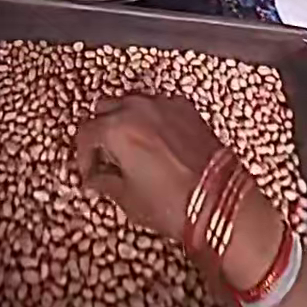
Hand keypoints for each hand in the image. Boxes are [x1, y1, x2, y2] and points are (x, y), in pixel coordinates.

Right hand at [71, 95, 222, 239]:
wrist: (222, 203)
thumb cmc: (173, 204)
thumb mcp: (128, 199)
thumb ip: (105, 182)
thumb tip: (96, 178)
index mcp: (115, 129)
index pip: (85, 132)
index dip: (83, 156)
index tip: (90, 173)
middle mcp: (135, 107)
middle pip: (104, 109)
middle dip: (102, 132)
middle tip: (108, 159)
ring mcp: (162, 103)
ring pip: (131, 103)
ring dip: (125, 121)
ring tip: (134, 149)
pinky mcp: (185, 106)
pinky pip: (158, 105)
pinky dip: (153, 119)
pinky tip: (160, 143)